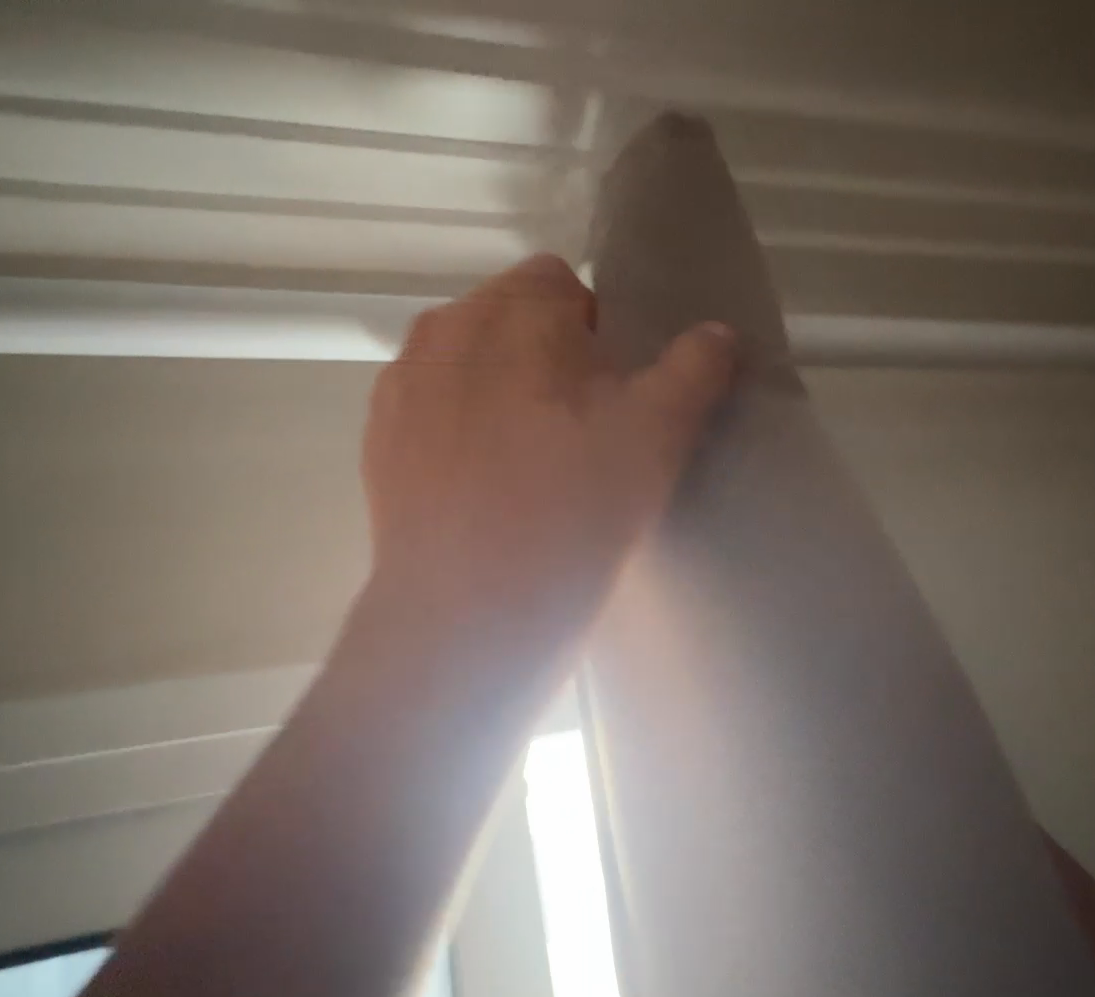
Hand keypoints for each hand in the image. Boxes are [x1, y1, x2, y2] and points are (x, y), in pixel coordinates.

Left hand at [362, 253, 735, 646]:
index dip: (596, 332)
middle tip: (578, 435)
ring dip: (500, 393)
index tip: (611, 396)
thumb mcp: (658, 437)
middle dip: (545, 359)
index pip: (562, 283)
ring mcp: (400, 385)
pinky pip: (432, 413)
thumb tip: (717, 334)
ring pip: (468, 368)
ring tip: (528, 467)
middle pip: (509, 322)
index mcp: (514, 308)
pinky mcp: (376, 442)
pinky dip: (459, 432)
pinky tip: (482, 490)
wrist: (468, 614)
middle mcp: (443, 327)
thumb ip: (695, 369)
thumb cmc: (571, 510)